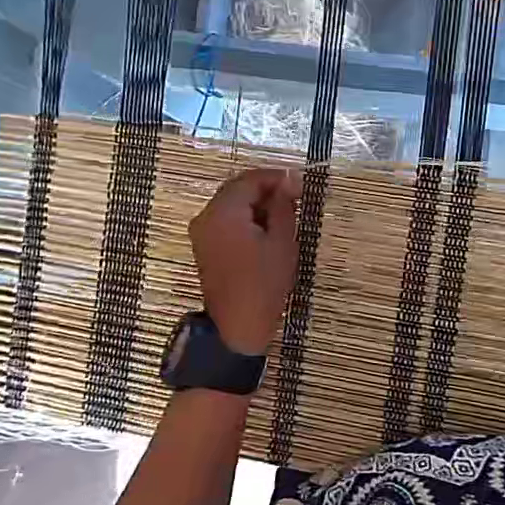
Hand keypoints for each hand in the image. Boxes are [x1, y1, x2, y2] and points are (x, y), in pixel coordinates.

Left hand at [188, 168, 297, 354]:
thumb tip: (289, 181)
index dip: (277, 178)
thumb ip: (283, 206)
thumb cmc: (264, 284)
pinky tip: (267, 231)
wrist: (238, 327)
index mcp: (223, 211)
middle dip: (266, 190)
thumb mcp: (281, 241)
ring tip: (285, 217)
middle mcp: (206, 216)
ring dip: (257, 205)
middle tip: (296, 199)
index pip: (251, 179)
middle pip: (237, 189)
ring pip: (232, 204)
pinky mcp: (204, 246)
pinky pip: (226, 221)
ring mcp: (202, 232)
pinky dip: (246, 219)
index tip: (302, 184)